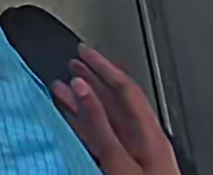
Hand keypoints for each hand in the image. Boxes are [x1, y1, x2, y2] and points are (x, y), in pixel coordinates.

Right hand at [50, 45, 179, 174]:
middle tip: (71, 64)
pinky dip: (81, 122)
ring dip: (82, 101)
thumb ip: (99, 123)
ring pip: (105, 120)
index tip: (82, 51)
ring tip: (61, 87)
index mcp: (151, 138)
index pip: (126, 89)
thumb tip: (80, 85)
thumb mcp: (120, 162)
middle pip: (116, 103)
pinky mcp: (124, 171)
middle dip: (91, 81)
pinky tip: (67, 117)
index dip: (103, 66)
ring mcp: (135, 159)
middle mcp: (144, 145)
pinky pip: (99, 137)